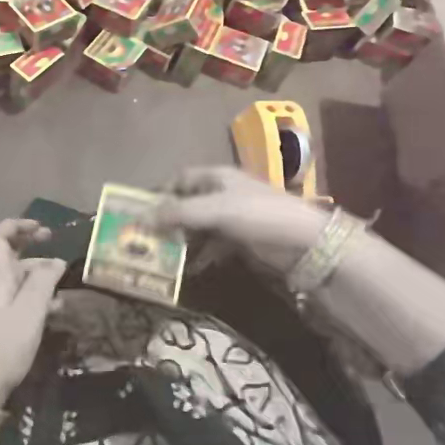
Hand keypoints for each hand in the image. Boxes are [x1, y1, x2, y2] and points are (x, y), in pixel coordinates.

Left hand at [0, 219, 66, 404]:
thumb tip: (56, 262)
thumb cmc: (5, 343)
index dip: (16, 226)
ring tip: (64, 286)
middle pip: (10, 255)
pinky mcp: (0, 321)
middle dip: (33, 248)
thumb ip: (43, 281)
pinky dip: (37, 296)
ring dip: (40, 275)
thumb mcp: (30, 310)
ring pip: (18, 278)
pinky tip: (55, 309)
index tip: (41, 228)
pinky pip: (20, 297)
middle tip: (57, 247)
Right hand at [155, 166, 332, 273]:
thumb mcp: (213, 210)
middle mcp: (222, 193)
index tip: (141, 212)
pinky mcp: (241, 239)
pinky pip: (213, 245)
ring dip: (182, 240)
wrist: (304, 241)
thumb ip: (177, 213)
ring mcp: (233, 217)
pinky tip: (188, 268)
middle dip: (168, 220)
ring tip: (162, 257)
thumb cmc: (257, 214)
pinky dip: (200, 255)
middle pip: (187, 204)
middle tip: (146, 239)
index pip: (180, 179)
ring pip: (199, 226)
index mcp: (216, 177)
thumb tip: (139, 218)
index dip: (161, 193)